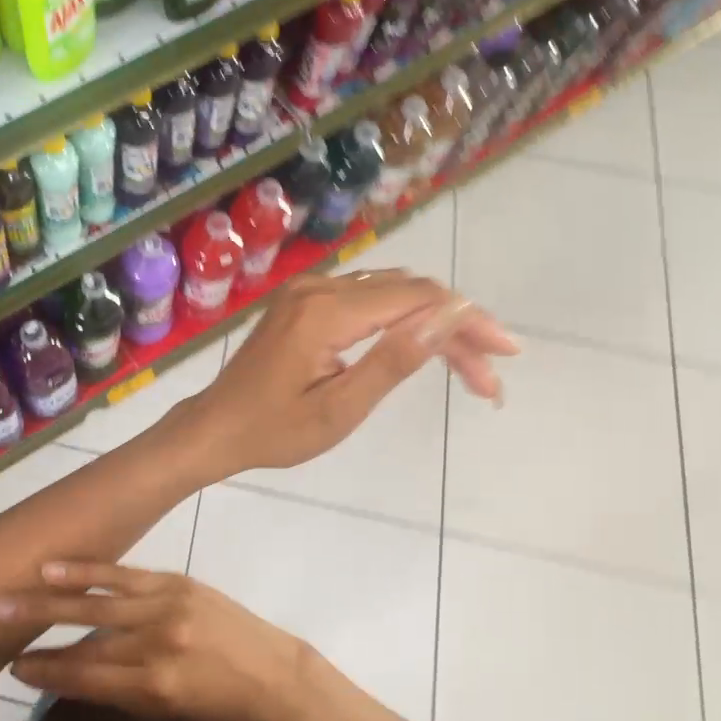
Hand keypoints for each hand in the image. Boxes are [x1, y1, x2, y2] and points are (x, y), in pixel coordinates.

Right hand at [0, 561, 308, 720]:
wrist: (274, 672)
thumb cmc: (220, 704)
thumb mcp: (170, 712)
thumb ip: (120, 693)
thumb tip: (69, 675)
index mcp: (155, 686)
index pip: (87, 678)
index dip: (47, 674)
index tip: (14, 668)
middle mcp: (156, 644)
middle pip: (85, 639)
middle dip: (37, 634)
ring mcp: (166, 607)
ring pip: (96, 603)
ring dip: (49, 599)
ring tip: (10, 594)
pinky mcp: (175, 582)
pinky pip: (123, 576)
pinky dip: (87, 572)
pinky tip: (53, 568)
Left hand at [182, 268, 517, 472]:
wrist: (215, 427)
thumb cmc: (273, 431)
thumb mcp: (338, 409)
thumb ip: (393, 361)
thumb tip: (448, 317)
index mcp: (324, 313)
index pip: (416, 298)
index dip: (467, 321)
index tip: (505, 355)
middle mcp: (316, 288)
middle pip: (407, 292)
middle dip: (456, 328)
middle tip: (489, 378)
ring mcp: (305, 291)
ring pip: (389, 292)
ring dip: (431, 323)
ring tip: (467, 368)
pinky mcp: (301, 302)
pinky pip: (364, 297)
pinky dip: (399, 319)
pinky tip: (420, 347)